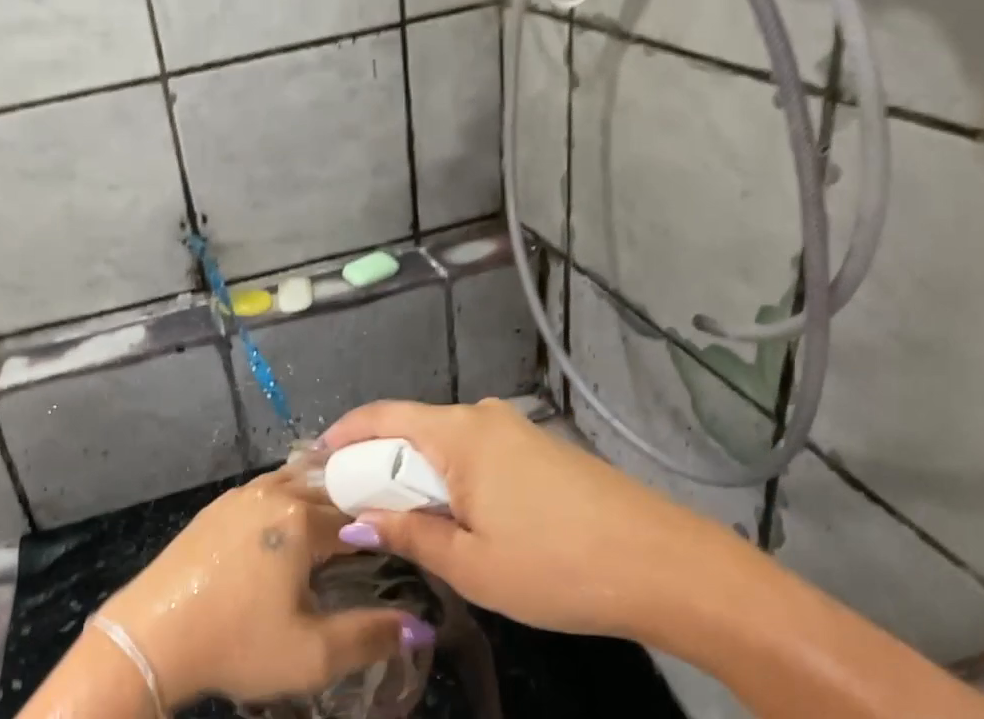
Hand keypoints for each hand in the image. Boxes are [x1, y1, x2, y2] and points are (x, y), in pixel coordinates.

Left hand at [95, 471, 431, 707]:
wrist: (154, 634)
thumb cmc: (237, 642)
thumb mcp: (312, 654)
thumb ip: (371, 636)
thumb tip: (420, 624)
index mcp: (299, 519)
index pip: (358, 515)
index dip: (384, 529)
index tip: (406, 542)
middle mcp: (271, 494)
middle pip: (327, 489)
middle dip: (356, 504)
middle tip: (382, 526)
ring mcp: (238, 497)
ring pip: (294, 482)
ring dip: (321, 495)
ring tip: (343, 516)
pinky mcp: (215, 509)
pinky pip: (266, 489)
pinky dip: (289, 495)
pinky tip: (291, 520)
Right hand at [323, 398, 745, 639]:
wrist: (669, 567)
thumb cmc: (558, 566)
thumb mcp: (472, 564)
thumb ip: (409, 535)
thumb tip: (359, 519)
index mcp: (458, 434)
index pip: (380, 417)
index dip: (342, 437)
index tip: (314, 467)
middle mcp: (483, 418)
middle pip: (410, 430)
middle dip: (377, 466)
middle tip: (353, 510)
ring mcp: (517, 432)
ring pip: (444, 446)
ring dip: (417, 479)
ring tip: (404, 524)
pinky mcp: (542, 453)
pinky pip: (476, 457)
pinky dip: (453, 482)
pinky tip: (459, 522)